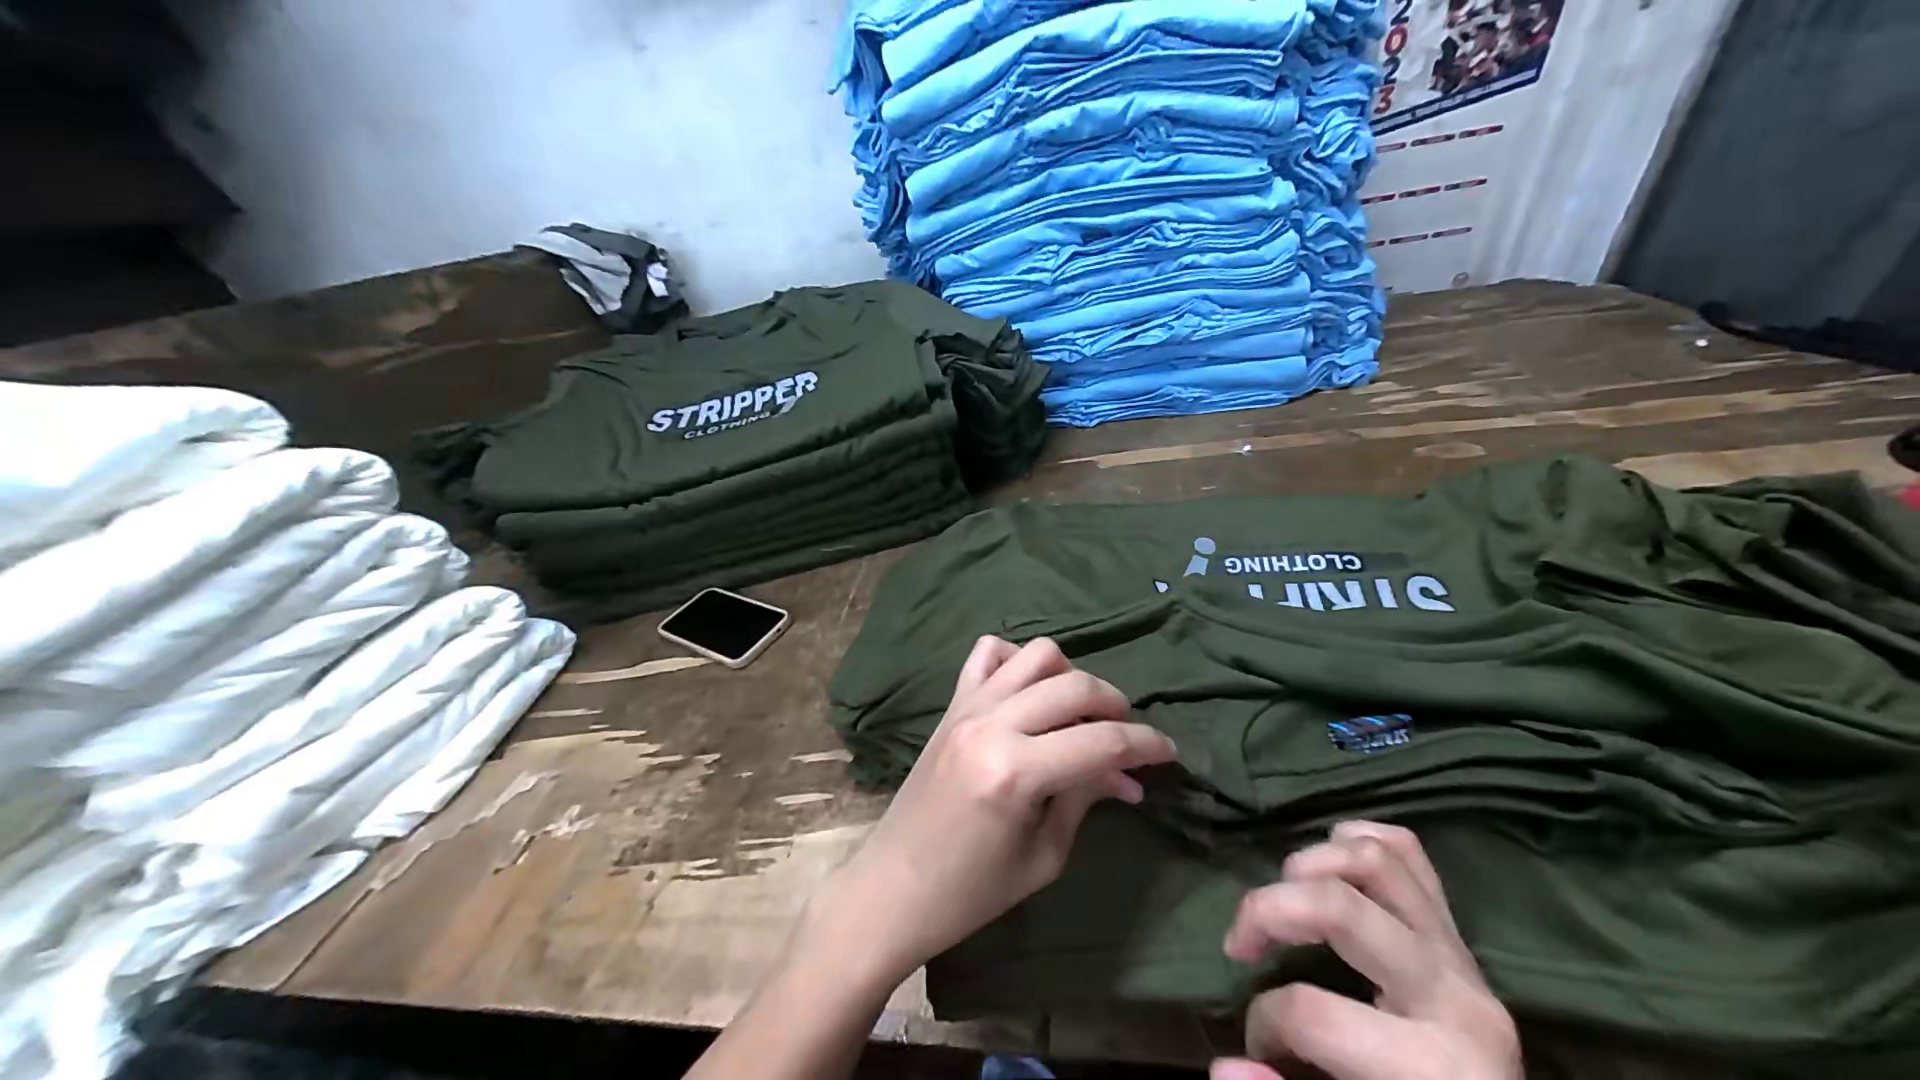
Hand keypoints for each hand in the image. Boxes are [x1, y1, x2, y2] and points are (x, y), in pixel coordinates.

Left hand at [803, 636, 1177, 991]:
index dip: (1147, 745)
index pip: (1102, 741)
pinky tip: (1030, 694)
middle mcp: (991, 724)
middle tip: (1129, 738)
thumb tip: (1127, 776)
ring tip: (1081, 714)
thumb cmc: (971, 892)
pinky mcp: (950, 705)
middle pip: (1076, 686)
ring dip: (1072, 677)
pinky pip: (987, 654)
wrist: (893, 887)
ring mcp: (966, 707)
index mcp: (1016, 772)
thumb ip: (1084, 799)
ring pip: (1037, 656)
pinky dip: (1018, 662)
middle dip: (1117, 706)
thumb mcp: (1044, 855)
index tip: (1170, 753)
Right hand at [1212, 822, 1521, 1079]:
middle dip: (1267, 910)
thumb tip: (1222, 1064)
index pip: (1312, 1013)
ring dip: (1310, 863)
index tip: (1255, 1046)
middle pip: (1339, 907)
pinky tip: (1328, 864)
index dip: (1262, 1023)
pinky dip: (1360, 841)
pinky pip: (1411, 856)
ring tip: (1282, 899)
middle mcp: (1452, 994)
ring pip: (1377, 861)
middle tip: (1241, 942)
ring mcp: (1460, 955)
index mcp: (1434, 1065)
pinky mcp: (1458, 936)